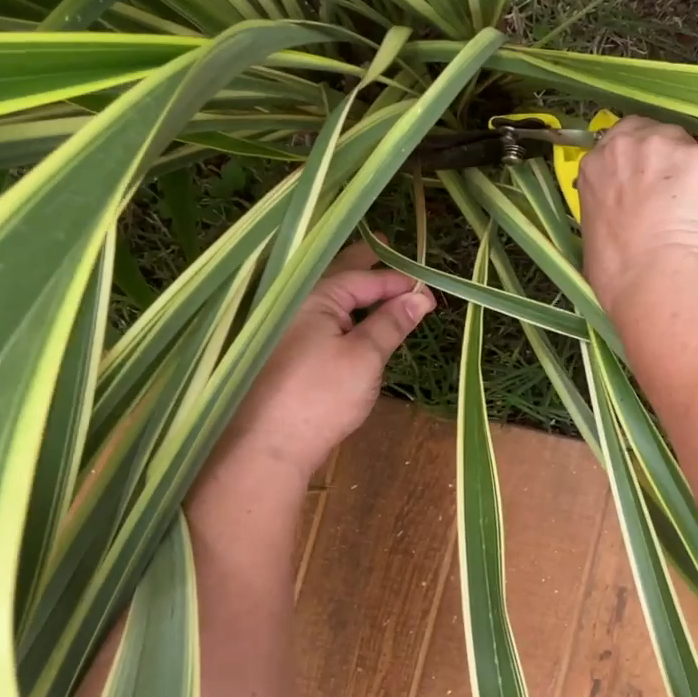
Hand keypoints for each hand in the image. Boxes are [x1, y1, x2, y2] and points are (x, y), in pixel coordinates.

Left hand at [210, 242, 434, 482]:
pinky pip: (317, 320)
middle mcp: (292, 306)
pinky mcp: (283, 355)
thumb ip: (392, 323)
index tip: (427, 288)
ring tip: (374, 285)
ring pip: (325, 300)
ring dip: (351, 292)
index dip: (397, 281)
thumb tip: (420, 298)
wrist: (270, 447)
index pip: (362, 278)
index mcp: (312, 298)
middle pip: (335, 278)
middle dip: (363, 266)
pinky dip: (340, 314)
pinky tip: (351, 323)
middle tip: (386, 249)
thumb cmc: (321, 396)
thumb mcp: (366, 356)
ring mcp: (283, 331)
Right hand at [577, 116, 697, 317]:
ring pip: (693, 145)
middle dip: (672, 160)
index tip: (653, 181)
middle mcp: (628, 147)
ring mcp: (668, 149)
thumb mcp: (596, 234)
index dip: (643, 160)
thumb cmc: (618, 274)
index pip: (622, 140)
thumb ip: (609, 210)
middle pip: (659, 135)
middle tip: (681, 193)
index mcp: (595, 166)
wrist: (655, 280)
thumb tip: (627, 220)